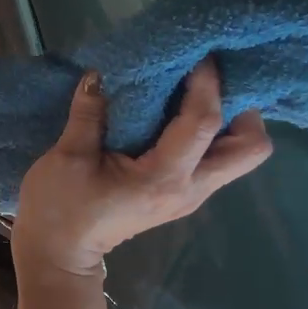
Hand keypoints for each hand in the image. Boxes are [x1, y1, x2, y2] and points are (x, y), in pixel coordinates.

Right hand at [14, 60, 272, 277]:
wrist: (57, 251)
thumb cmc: (59, 205)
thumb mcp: (67, 156)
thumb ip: (89, 116)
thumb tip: (99, 77)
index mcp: (165, 178)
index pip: (204, 124)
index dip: (207, 86)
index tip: (201, 57)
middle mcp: (191, 189)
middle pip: (250, 149)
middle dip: (242, 112)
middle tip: (209, 85)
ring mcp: (189, 196)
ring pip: (236, 157)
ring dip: (227, 124)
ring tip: (192, 97)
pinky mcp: (178, 197)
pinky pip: (210, 161)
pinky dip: (207, 137)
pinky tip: (174, 120)